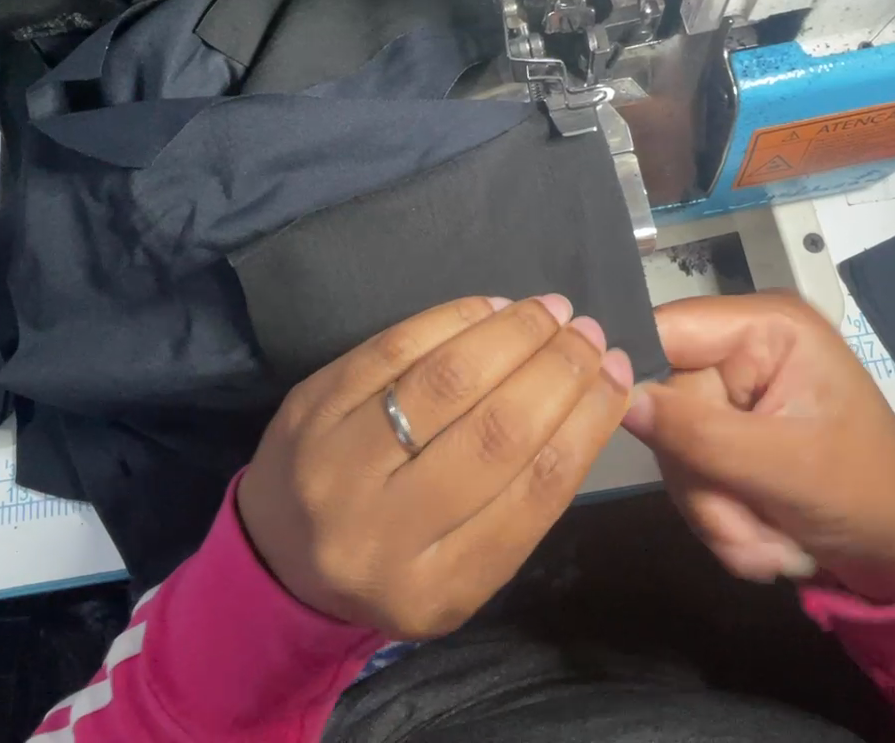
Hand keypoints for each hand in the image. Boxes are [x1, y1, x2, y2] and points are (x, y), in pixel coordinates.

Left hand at [237, 294, 633, 637]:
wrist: (278, 559)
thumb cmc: (392, 563)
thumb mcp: (464, 570)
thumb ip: (523, 500)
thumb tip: (586, 394)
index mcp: (438, 587)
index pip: (535, 490)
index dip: (587, 420)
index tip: (616, 373)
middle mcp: (385, 530)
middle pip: (495, 432)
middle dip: (557, 370)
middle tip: (588, 333)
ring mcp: (338, 461)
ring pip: (445, 380)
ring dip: (511, 334)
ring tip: (550, 311)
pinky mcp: (312, 403)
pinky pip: (393, 346)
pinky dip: (453, 318)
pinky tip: (492, 306)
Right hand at [620, 293, 894, 603]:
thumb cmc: (868, 495)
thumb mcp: (786, 468)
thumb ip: (700, 433)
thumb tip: (621, 401)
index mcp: (766, 327)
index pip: (667, 329)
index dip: (638, 376)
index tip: (637, 430)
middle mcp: (741, 347)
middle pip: (663, 399)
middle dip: (701, 476)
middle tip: (745, 525)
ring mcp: (731, 390)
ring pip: (669, 442)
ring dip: (711, 506)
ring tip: (766, 539)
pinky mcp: (725, 428)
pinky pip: (684, 466)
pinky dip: (716, 513)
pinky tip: (761, 534)